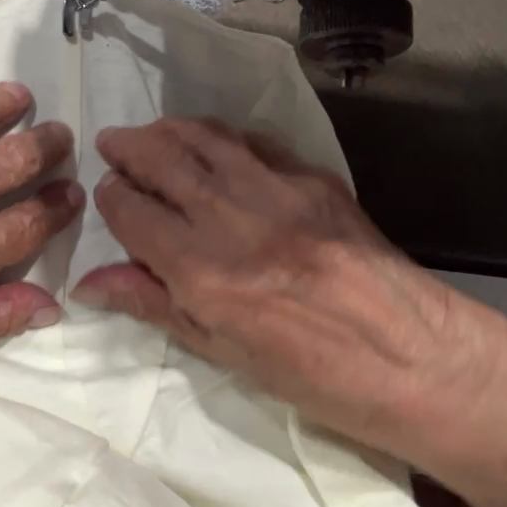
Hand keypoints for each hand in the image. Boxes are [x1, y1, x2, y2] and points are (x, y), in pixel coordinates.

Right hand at [70, 119, 506, 451]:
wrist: (418, 362)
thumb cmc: (313, 376)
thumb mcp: (222, 353)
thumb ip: (153, 304)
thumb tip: (89, 283)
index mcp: (204, 274)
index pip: (132, 211)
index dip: (110, 198)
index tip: (106, 195)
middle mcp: (234, 221)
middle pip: (162, 159)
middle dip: (127, 146)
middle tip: (111, 143)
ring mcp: (279, 193)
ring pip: (206, 138)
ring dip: (169, 130)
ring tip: (152, 134)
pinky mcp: (317, 180)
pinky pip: (256, 142)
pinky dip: (224, 138)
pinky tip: (216, 147)